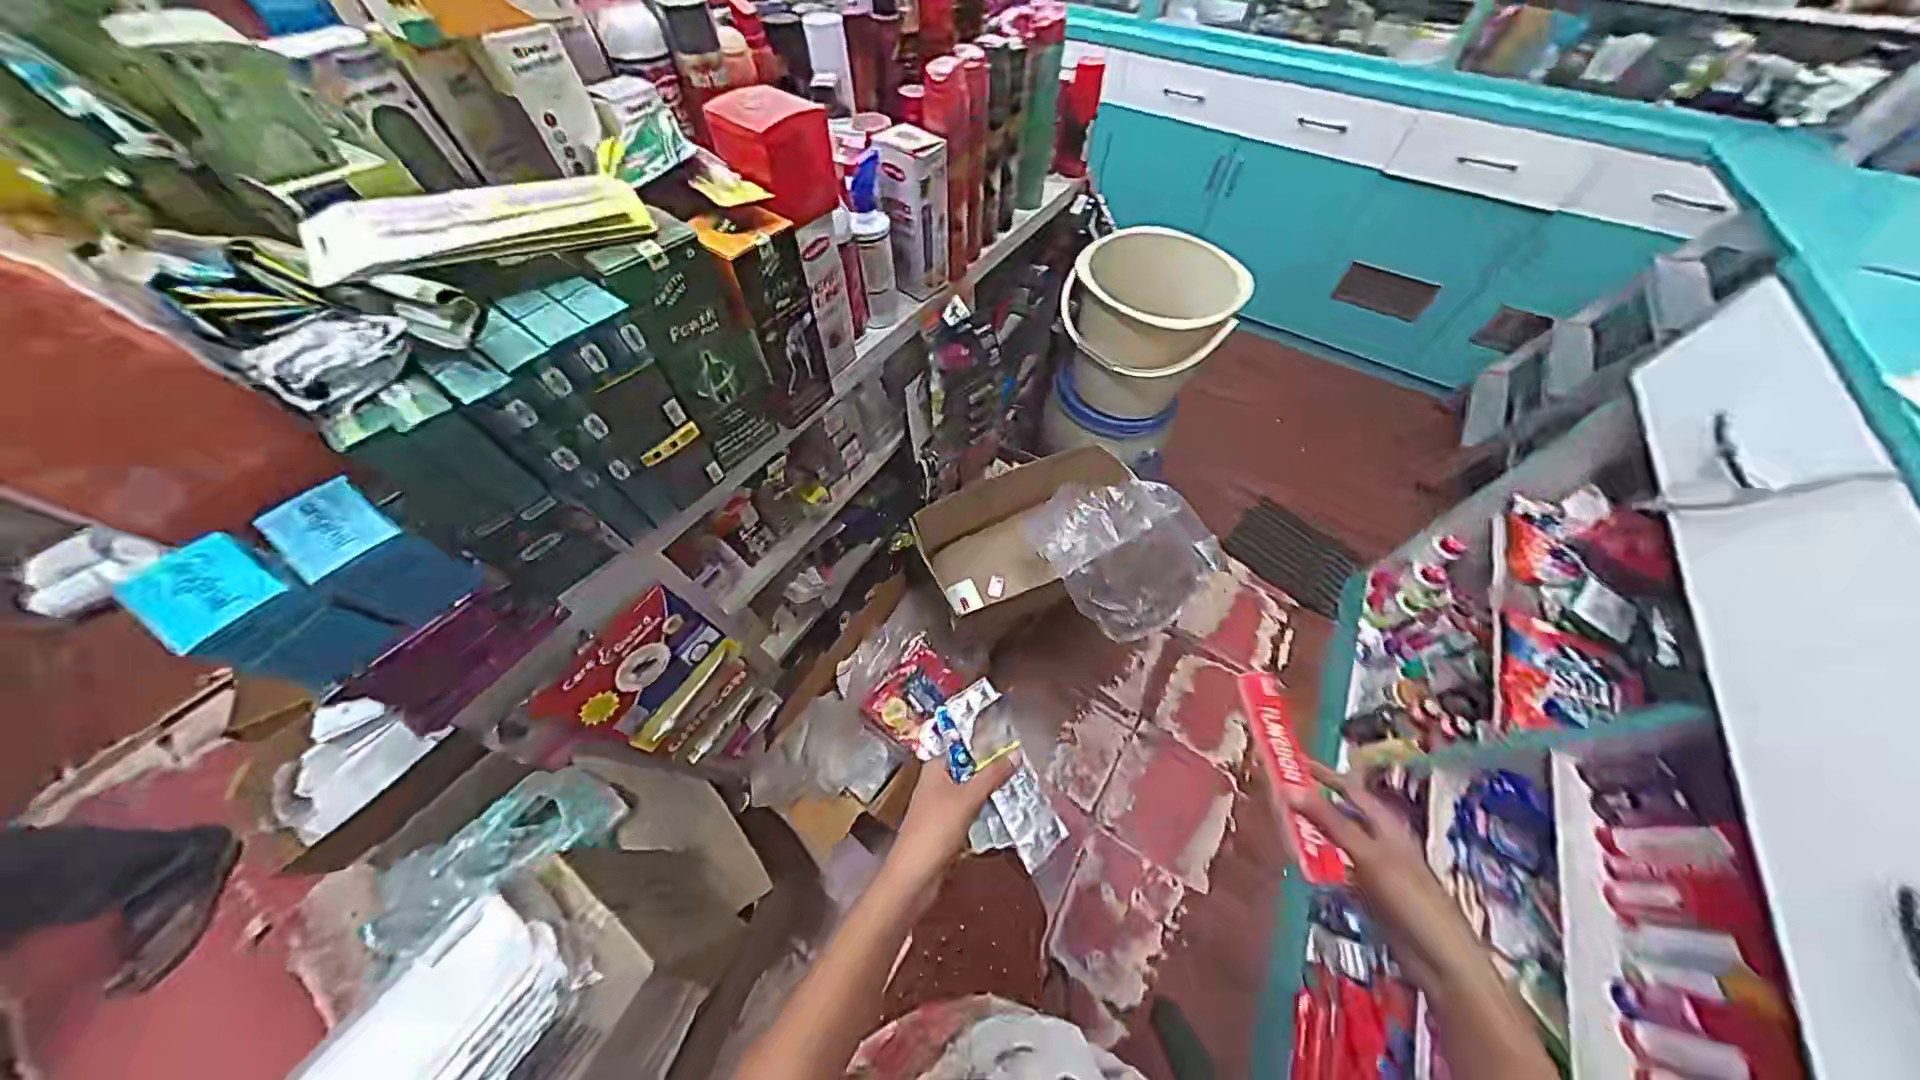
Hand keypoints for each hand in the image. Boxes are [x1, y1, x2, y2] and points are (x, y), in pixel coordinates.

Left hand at [890, 753, 1017, 881]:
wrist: (914, 876)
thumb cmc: (937, 829)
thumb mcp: (968, 798)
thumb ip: (992, 775)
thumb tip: (1016, 752)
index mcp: (934, 767)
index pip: (962, 747)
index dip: (985, 744)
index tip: (1013, 744)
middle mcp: (935, 782)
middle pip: (968, 770)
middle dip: (992, 770)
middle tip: (1023, 766)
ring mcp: (939, 806)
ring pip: (970, 792)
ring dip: (990, 791)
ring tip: (1020, 785)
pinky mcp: (945, 827)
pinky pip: (970, 811)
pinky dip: (984, 811)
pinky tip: (1005, 810)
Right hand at [1288, 762, 1484, 988]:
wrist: (1440, 961)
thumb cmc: (1411, 901)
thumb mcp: (1368, 855)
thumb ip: (1330, 822)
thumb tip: (1289, 788)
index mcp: (1385, 823)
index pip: (1348, 788)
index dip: (1321, 774)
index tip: (1290, 762)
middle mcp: (1378, 839)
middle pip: (1338, 812)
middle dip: (1309, 801)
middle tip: (1275, 791)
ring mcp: (1371, 866)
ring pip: (1333, 839)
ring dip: (1309, 830)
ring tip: (1277, 820)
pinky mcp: (1366, 891)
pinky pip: (1333, 865)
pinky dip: (1315, 859)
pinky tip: (1297, 859)